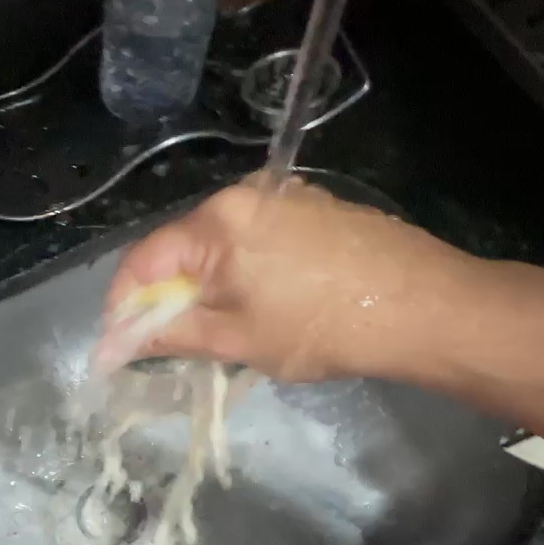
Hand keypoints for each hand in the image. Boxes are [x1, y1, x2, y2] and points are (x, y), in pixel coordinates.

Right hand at [94, 173, 471, 381]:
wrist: (428, 308)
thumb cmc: (321, 327)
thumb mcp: (234, 340)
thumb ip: (168, 335)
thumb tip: (116, 346)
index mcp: (217, 221)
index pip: (142, 262)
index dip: (122, 308)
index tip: (117, 349)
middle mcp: (244, 195)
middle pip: (177, 252)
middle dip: (163, 300)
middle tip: (166, 346)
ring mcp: (282, 198)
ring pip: (215, 249)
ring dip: (202, 291)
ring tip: (215, 333)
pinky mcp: (311, 210)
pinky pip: (251, 243)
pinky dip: (237, 277)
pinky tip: (257, 309)